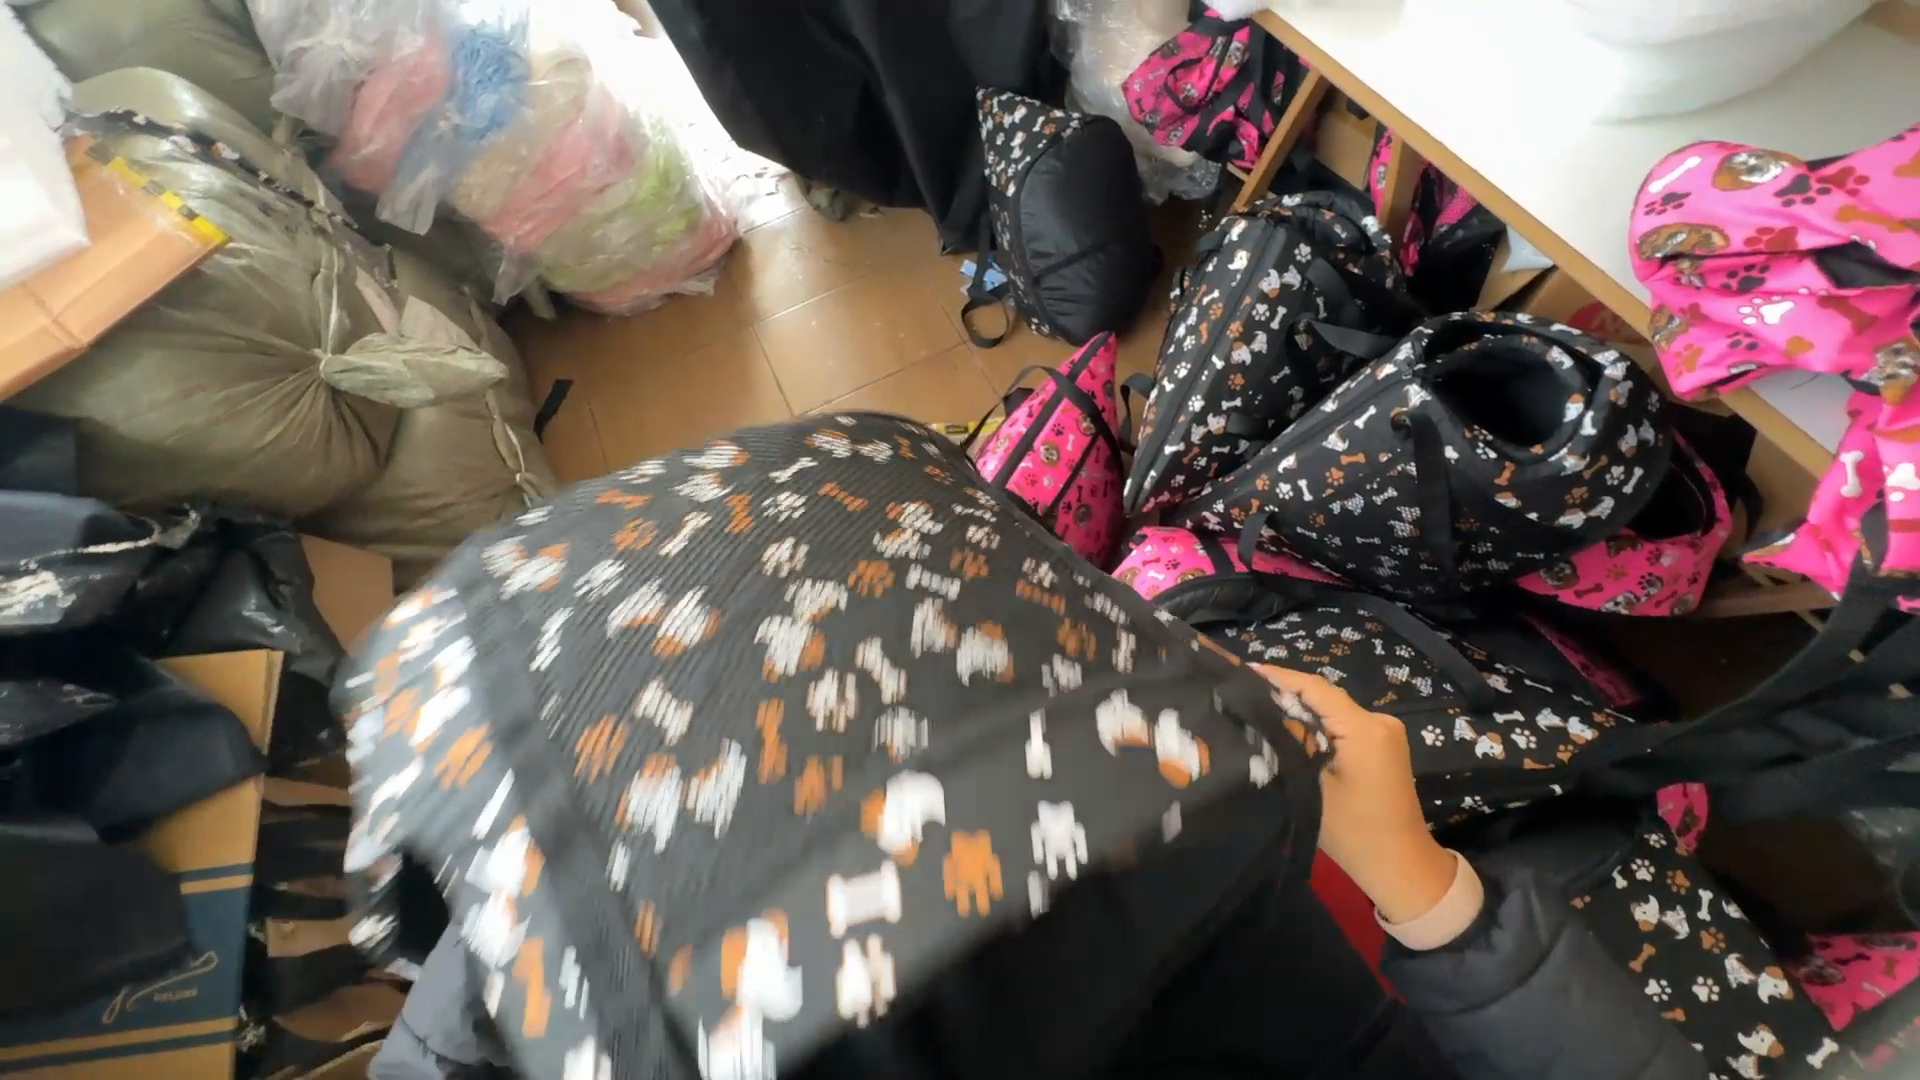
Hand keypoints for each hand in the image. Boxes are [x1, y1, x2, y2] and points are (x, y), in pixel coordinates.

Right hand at [1254, 665, 1457, 924]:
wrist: (1401, 866)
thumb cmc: (1353, 831)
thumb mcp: (1311, 786)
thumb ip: (1290, 744)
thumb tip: (1262, 715)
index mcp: (1365, 729)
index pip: (1315, 688)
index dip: (1278, 677)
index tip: (1241, 672)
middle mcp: (1379, 721)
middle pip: (1323, 696)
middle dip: (1284, 693)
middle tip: (1241, 693)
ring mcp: (1383, 732)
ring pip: (1330, 709)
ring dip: (1298, 709)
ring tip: (1256, 708)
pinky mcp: (1380, 745)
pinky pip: (1341, 723)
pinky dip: (1314, 723)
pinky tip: (1287, 729)